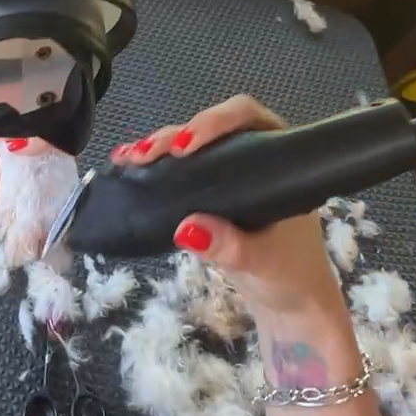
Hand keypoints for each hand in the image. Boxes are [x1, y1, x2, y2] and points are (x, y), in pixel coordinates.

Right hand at [110, 95, 343, 319]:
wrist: (289, 299)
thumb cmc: (290, 274)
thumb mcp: (264, 262)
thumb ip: (231, 246)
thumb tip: (187, 227)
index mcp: (276, 156)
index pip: (245, 117)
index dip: (214, 122)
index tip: (186, 146)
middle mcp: (249, 152)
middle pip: (209, 126)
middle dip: (174, 136)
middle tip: (147, 155)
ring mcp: (225, 168)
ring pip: (188, 142)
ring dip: (158, 147)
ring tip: (130, 158)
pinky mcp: (204, 186)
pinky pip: (176, 165)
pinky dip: (151, 163)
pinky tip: (125, 162)